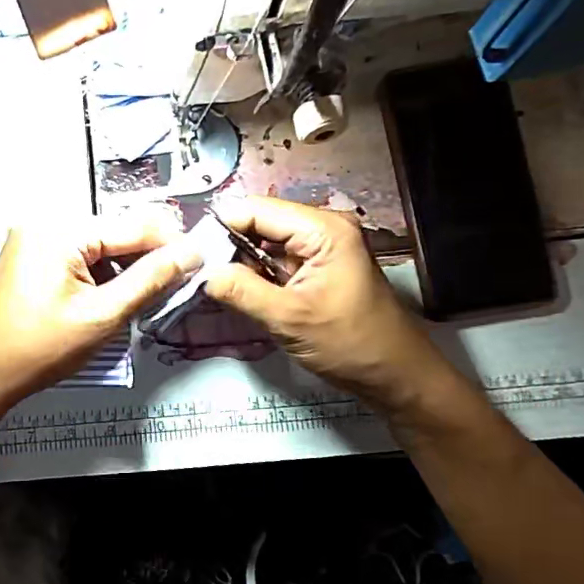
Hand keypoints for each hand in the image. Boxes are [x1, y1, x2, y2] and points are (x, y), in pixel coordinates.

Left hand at [0, 214, 202, 424]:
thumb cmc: (35, 349)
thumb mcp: (103, 315)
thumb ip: (150, 279)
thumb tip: (188, 253)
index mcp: (60, 229)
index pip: (133, 225)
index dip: (171, 243)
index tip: (199, 262)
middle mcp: (45, 223)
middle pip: (117, 231)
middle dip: (148, 258)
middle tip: (173, 287)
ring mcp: (35, 239)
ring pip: (101, 245)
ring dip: (126, 269)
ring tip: (140, 301)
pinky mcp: (32, 257)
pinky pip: (80, 256)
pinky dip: (102, 275)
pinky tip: (111, 300)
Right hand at [203, 197, 457, 413]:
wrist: (395, 374)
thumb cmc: (351, 344)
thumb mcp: (290, 319)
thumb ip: (242, 291)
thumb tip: (202, 272)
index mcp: (323, 229)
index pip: (258, 209)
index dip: (220, 225)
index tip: (188, 250)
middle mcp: (324, 229)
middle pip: (262, 224)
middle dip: (228, 246)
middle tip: (196, 272)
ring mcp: (324, 249)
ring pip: (267, 245)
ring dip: (241, 264)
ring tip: (210, 284)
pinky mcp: (321, 269)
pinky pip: (279, 263)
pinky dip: (258, 277)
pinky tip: (237, 292)